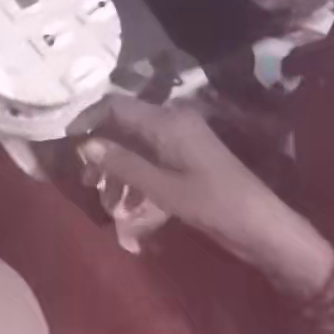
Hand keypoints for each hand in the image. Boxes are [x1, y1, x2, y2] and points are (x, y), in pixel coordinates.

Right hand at [79, 98, 333, 297]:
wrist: (265, 229)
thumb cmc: (215, 205)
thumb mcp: (162, 188)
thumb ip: (122, 164)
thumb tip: (85, 145)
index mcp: (167, 120)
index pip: (115, 105)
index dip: (87, 119)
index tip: (67, 142)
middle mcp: (171, 120)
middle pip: (122, 124)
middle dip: (101, 150)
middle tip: (85, 179)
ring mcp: (180, 138)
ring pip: (134, 144)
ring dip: (117, 169)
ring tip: (108, 201)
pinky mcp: (185, 156)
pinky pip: (149, 158)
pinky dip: (135, 177)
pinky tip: (129, 206)